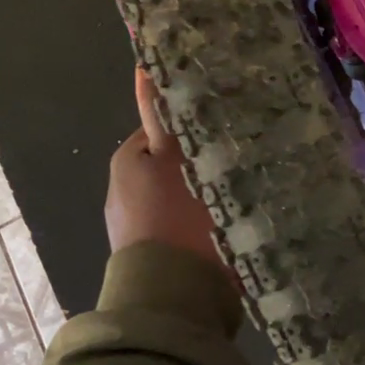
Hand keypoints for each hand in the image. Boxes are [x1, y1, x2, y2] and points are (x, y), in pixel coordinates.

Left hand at [105, 68, 226, 273]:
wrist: (172, 295)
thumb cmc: (173, 218)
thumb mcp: (171, 160)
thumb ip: (160, 119)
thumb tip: (143, 69)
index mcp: (127, 162)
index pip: (161, 130)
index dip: (192, 129)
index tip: (223, 133)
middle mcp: (124, 193)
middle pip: (171, 166)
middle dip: (200, 165)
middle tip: (238, 167)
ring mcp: (139, 230)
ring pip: (180, 199)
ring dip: (204, 198)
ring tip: (240, 201)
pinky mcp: (160, 259)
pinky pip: (185, 230)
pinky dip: (203, 227)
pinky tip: (228, 231)